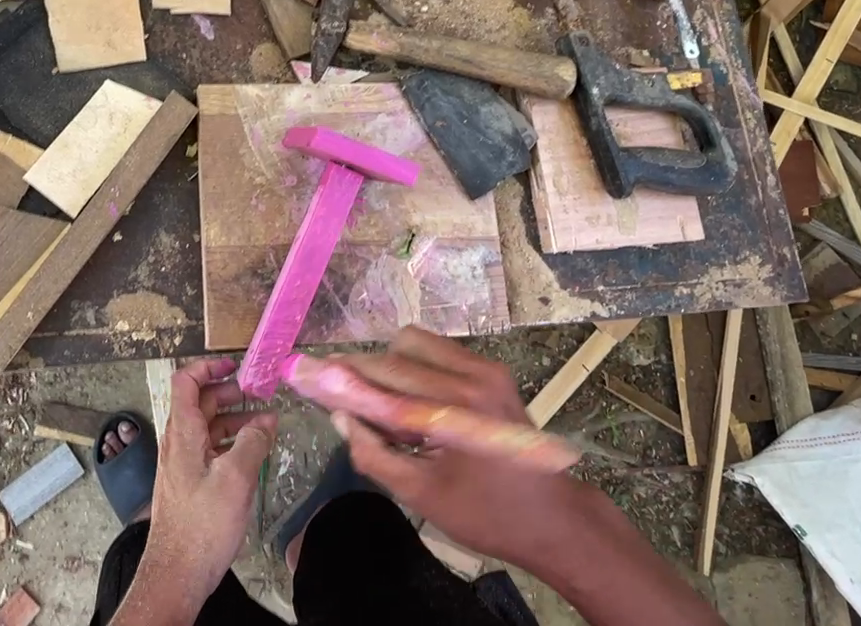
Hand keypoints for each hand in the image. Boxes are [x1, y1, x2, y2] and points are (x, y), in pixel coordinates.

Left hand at [141, 357, 277, 605]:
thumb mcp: (236, 478)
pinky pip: (210, 449)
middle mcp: (178, 441)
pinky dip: (231, 442)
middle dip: (230, 392)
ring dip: (235, 419)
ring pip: (208, 427)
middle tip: (260, 393)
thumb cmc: (203, 522)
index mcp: (183, 431)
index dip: (208, 367)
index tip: (235, 365)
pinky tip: (253, 451)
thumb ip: (253, 442)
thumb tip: (266, 420)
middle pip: (200, 402)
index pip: (186, 381)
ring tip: (266, 422)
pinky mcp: (190, 483)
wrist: (177, 573)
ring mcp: (182, 463)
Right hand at [334, 328, 724, 625]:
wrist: (557, 518)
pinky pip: (435, 350)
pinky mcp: (491, 369)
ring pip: (413, 342)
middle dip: (360, 371)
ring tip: (383, 405)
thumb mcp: (422, 496)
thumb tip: (340, 416)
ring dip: (387, 364)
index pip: (384, 380)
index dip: (340, 376)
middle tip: (336, 394)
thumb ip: (374, 453)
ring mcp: (485, 367)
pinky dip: (411, 365)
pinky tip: (411, 401)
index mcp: (457, 411)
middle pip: (395, 355)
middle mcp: (473, 376)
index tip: (303, 371)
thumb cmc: (488, 516)